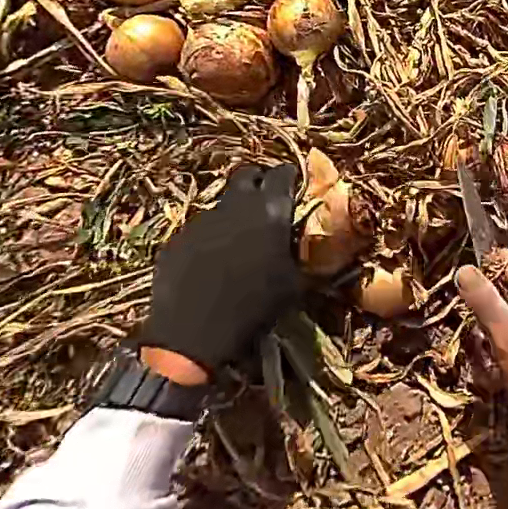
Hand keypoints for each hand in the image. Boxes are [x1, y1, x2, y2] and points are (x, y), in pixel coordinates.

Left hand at [139, 163, 300, 374]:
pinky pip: (199, 226)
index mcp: (270, 209)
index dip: (289, 178)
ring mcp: (203, 218)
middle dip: (259, 182)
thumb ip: (308, 259)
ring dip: (234, 210)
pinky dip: (210, 235)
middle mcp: (237, 204)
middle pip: (248, 175)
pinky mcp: (178, 236)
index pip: (283, 173)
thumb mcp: (295, 285)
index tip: (293, 187)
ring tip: (239, 236)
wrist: (193, 335)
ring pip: (223, 201)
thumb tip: (330, 254)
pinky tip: (211, 259)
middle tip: (266, 202)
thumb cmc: (254, 306)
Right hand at [456, 253, 507, 478]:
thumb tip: (463, 268)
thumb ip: (484, 299)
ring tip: (487, 350)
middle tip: (475, 328)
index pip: (503, 259)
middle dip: (487, 303)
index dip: (481, 271)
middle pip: (507, 283)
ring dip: (496, 325)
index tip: (465, 295)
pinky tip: (503, 360)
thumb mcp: (505, 332)